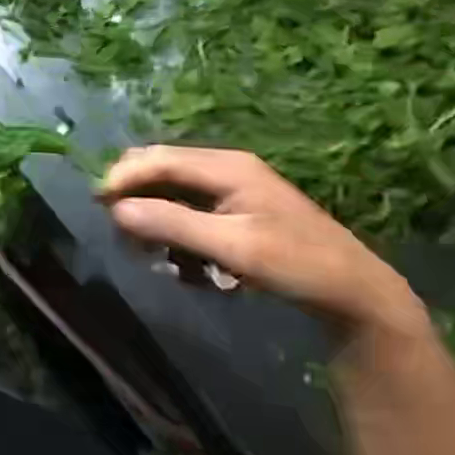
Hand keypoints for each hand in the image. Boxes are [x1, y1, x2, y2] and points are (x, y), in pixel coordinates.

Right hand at [99, 145, 426, 340]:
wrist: (358, 295)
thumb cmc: (298, 265)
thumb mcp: (233, 247)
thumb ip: (173, 224)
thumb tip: (115, 210)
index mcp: (226, 166)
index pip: (157, 158)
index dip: (122, 176)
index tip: (97, 203)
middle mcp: (223, 167)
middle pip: (158, 168)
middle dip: (134, 197)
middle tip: (122, 232)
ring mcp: (229, 188)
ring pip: (168, 190)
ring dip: (152, 218)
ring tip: (151, 253)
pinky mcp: (233, 210)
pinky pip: (186, 210)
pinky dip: (174, 231)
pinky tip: (182, 262)